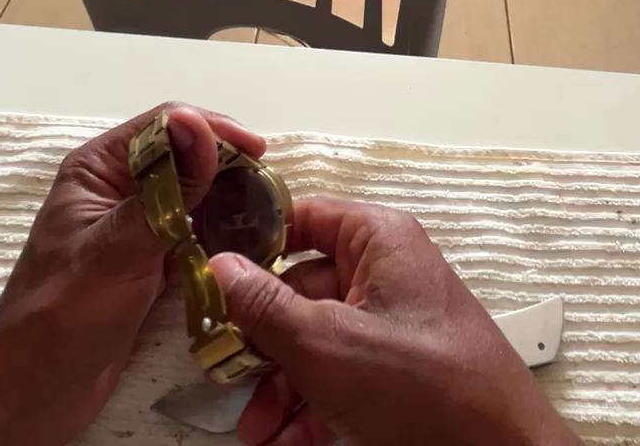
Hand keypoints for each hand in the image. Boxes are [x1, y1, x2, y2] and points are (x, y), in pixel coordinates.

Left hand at [0, 103, 265, 445]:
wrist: (29, 399)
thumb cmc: (63, 316)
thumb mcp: (120, 247)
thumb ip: (168, 187)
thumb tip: (199, 121)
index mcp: (97, 168)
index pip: (165, 124)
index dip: (213, 129)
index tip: (257, 150)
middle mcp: (115, 186)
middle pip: (181, 154)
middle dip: (224, 162)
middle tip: (266, 182)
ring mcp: (130, 223)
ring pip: (188, 191)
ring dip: (223, 195)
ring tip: (263, 208)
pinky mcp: (143, 257)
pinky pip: (188, 228)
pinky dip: (215, 230)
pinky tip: (241, 240)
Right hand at [211, 197, 580, 445]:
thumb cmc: (426, 387)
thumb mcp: (328, 344)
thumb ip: (266, 307)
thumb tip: (220, 267)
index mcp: (378, 239)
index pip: (304, 217)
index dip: (256, 242)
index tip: (213, 274)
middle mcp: (385, 271)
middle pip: (302, 287)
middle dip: (261, 339)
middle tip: (224, 370)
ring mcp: (391, 322)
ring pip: (315, 338)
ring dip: (278, 385)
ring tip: (256, 428)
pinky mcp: (397, 369)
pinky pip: (339, 373)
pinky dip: (309, 407)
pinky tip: (284, 442)